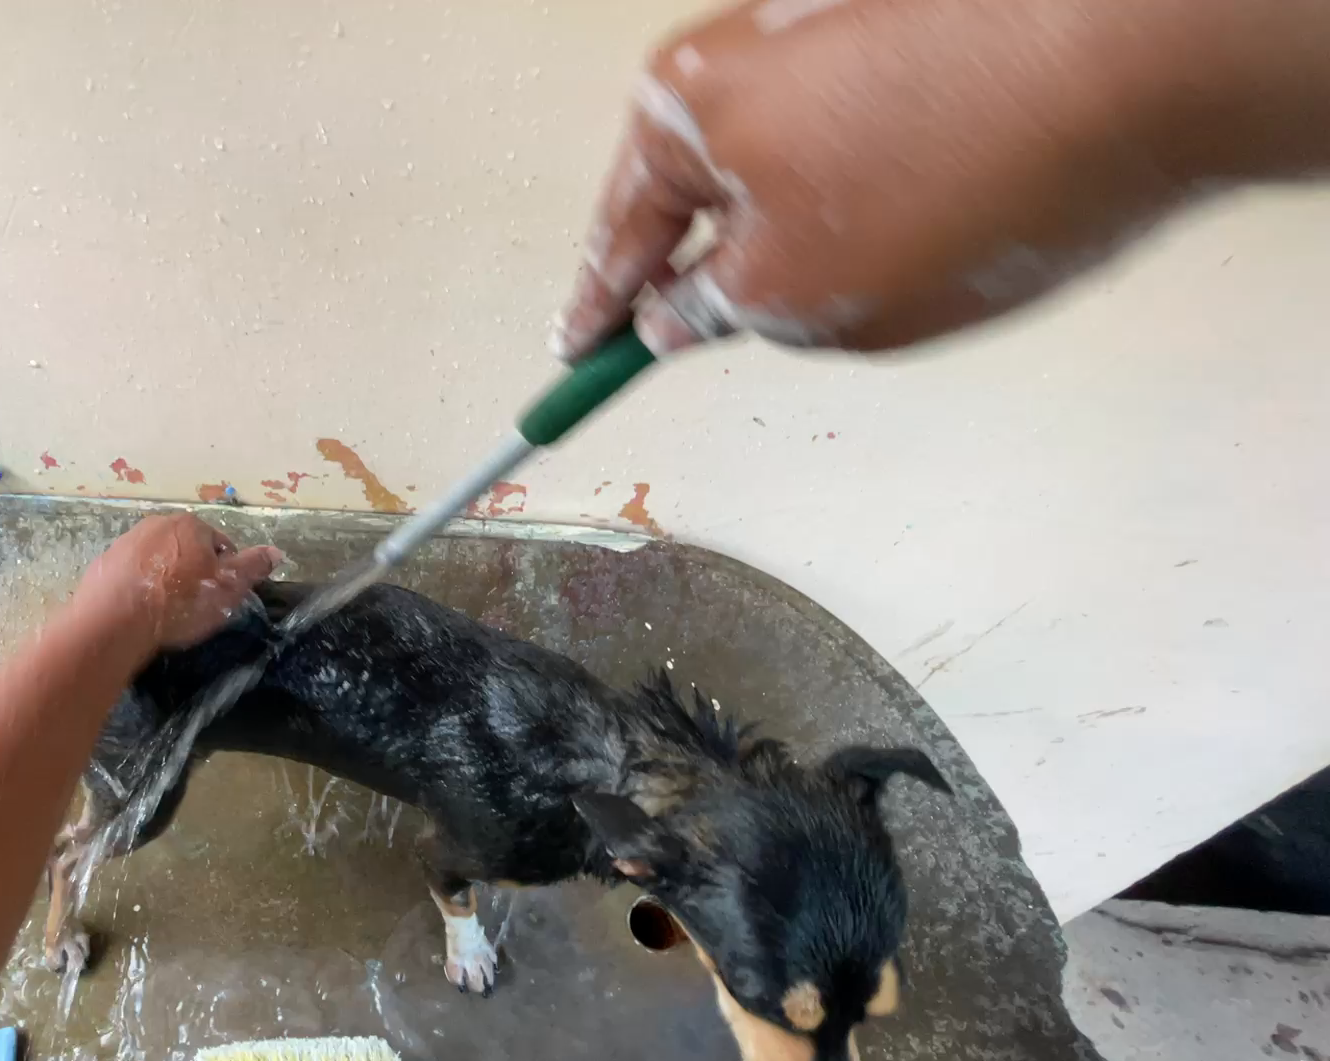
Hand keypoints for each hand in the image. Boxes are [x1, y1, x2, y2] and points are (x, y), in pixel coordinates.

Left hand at [78, 514, 282, 649]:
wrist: (113, 623)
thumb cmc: (178, 603)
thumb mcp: (227, 589)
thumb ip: (252, 567)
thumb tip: (276, 552)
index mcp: (191, 526)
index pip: (220, 545)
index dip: (224, 572)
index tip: (219, 596)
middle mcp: (158, 524)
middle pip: (187, 548)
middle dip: (194, 572)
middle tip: (194, 604)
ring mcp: (127, 541)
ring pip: (158, 559)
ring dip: (166, 578)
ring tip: (167, 610)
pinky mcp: (104, 562)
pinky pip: (132, 572)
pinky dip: (140, 586)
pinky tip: (142, 610)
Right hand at [551, 0, 1199, 359]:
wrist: (1165, 49)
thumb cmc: (938, 190)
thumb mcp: (785, 297)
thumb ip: (701, 316)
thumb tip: (665, 320)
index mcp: (684, 109)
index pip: (614, 243)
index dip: (591, 314)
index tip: (567, 356)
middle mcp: (737, 50)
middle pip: (676, 196)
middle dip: (671, 271)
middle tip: (658, 334)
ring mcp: (819, 28)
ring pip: (749, 171)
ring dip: (751, 237)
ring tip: (781, 294)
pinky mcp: (897, 29)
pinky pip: (819, 141)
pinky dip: (817, 200)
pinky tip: (857, 230)